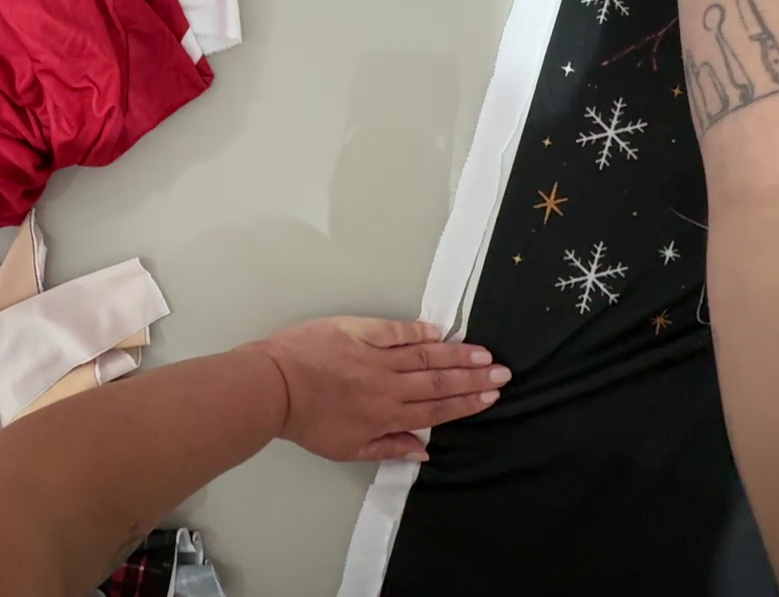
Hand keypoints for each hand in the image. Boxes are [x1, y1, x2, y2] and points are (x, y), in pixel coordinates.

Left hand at [240, 317, 507, 462]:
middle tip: (502, 371)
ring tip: (482, 352)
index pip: (436, 408)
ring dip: (455, 354)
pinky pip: (395, 331)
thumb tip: (424, 448)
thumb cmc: (308, 421)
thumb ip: (389, 447)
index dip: (466, 402)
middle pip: (439, 380)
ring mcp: (374, 356)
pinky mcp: (358, 331)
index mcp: (387, 415)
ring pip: (424, 355)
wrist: (275, 386)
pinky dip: (418, 331)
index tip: (492, 395)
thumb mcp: (348, 448)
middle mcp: (388, 386)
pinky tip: (439, 330)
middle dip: (473, 377)